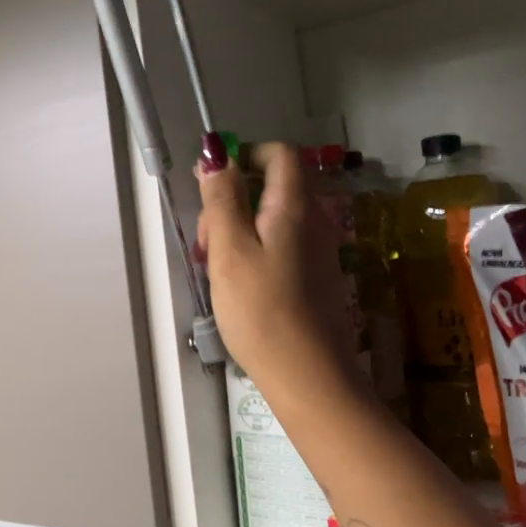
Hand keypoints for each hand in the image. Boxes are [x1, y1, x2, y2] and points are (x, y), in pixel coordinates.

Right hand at [196, 141, 355, 390]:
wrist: (307, 375)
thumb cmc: (261, 309)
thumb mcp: (230, 250)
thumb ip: (222, 198)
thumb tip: (216, 151)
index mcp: (295, 206)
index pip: (280, 154)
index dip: (246, 156)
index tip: (213, 185)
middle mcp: (315, 220)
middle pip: (274, 185)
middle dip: (233, 199)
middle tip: (206, 239)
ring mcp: (319, 250)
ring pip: (273, 218)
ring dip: (239, 228)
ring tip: (215, 266)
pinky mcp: (315, 276)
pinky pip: (282, 244)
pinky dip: (255, 250)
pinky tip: (238, 284)